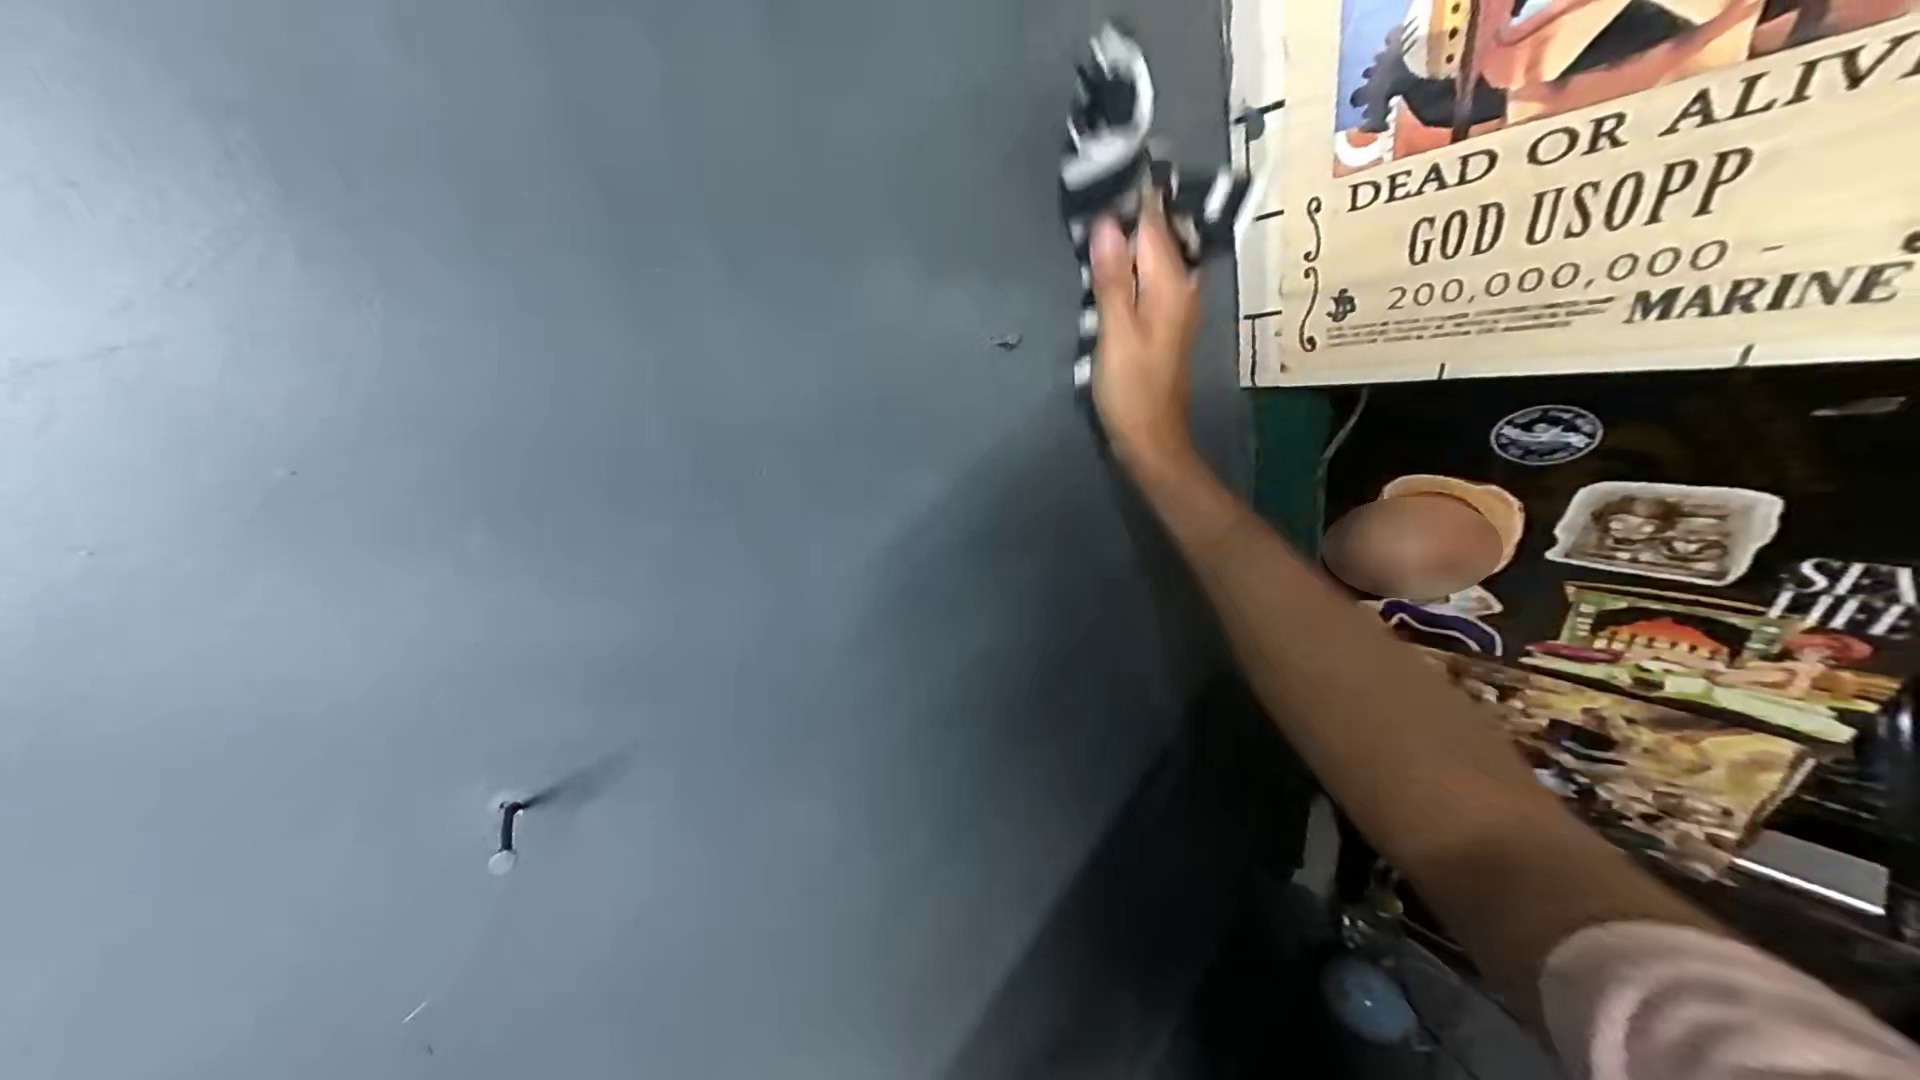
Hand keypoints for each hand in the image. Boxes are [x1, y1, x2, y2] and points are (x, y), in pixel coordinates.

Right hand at [1088, 195, 1201, 468]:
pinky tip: (1106, 264)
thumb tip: (1106, 224)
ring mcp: (1175, 305)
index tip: (1105, 164)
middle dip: (1125, 213)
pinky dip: (1127, 266)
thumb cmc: (1132, 390)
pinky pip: (1146, 279)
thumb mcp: (1116, 333)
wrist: (1151, 438)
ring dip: (1124, 239)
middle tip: (1091, 184)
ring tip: (1093, 215)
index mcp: (1172, 284)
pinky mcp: (1163, 321)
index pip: (1151, 222)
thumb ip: (1111, 279)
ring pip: (1149, 257)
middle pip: (1153, 236)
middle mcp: (1181, 287)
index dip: (1129, 195)